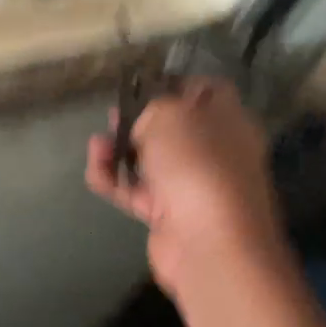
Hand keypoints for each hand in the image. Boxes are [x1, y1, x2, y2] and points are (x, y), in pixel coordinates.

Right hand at [86, 78, 284, 295]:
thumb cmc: (197, 165)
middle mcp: (214, 152)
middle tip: (115, 113)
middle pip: (172, 126)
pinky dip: (111, 177)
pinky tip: (96, 167)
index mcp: (229, 123)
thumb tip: (145, 119)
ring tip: (98, 144)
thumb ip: (152, 104)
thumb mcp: (170, 113)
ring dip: (118, 149)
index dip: (179, 83)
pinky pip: (132, 188)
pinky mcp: (166, 212)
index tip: (146, 82)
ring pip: (147, 158)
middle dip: (138, 119)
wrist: (210, 243)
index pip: (209, 91)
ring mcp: (190, 184)